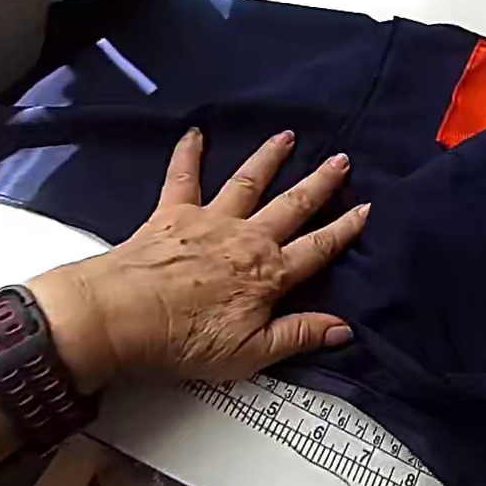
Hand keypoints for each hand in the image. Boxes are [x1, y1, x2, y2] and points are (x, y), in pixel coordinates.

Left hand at [27, 129, 368, 390]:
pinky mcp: (172, 213)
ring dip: (269, 158)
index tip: (364, 209)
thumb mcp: (250, 353)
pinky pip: (183, 176)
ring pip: (248, 182)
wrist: (121, 319)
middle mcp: (245, 238)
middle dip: (319, 183)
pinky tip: (195, 133)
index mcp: (268, 273)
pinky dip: (189, 153)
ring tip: (287, 136)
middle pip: (292, 206)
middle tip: (340, 160)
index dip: (344, 229)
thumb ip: (299, 335)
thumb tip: (344, 329)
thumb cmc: (184, 340)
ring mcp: (209, 220)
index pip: (318, 248)